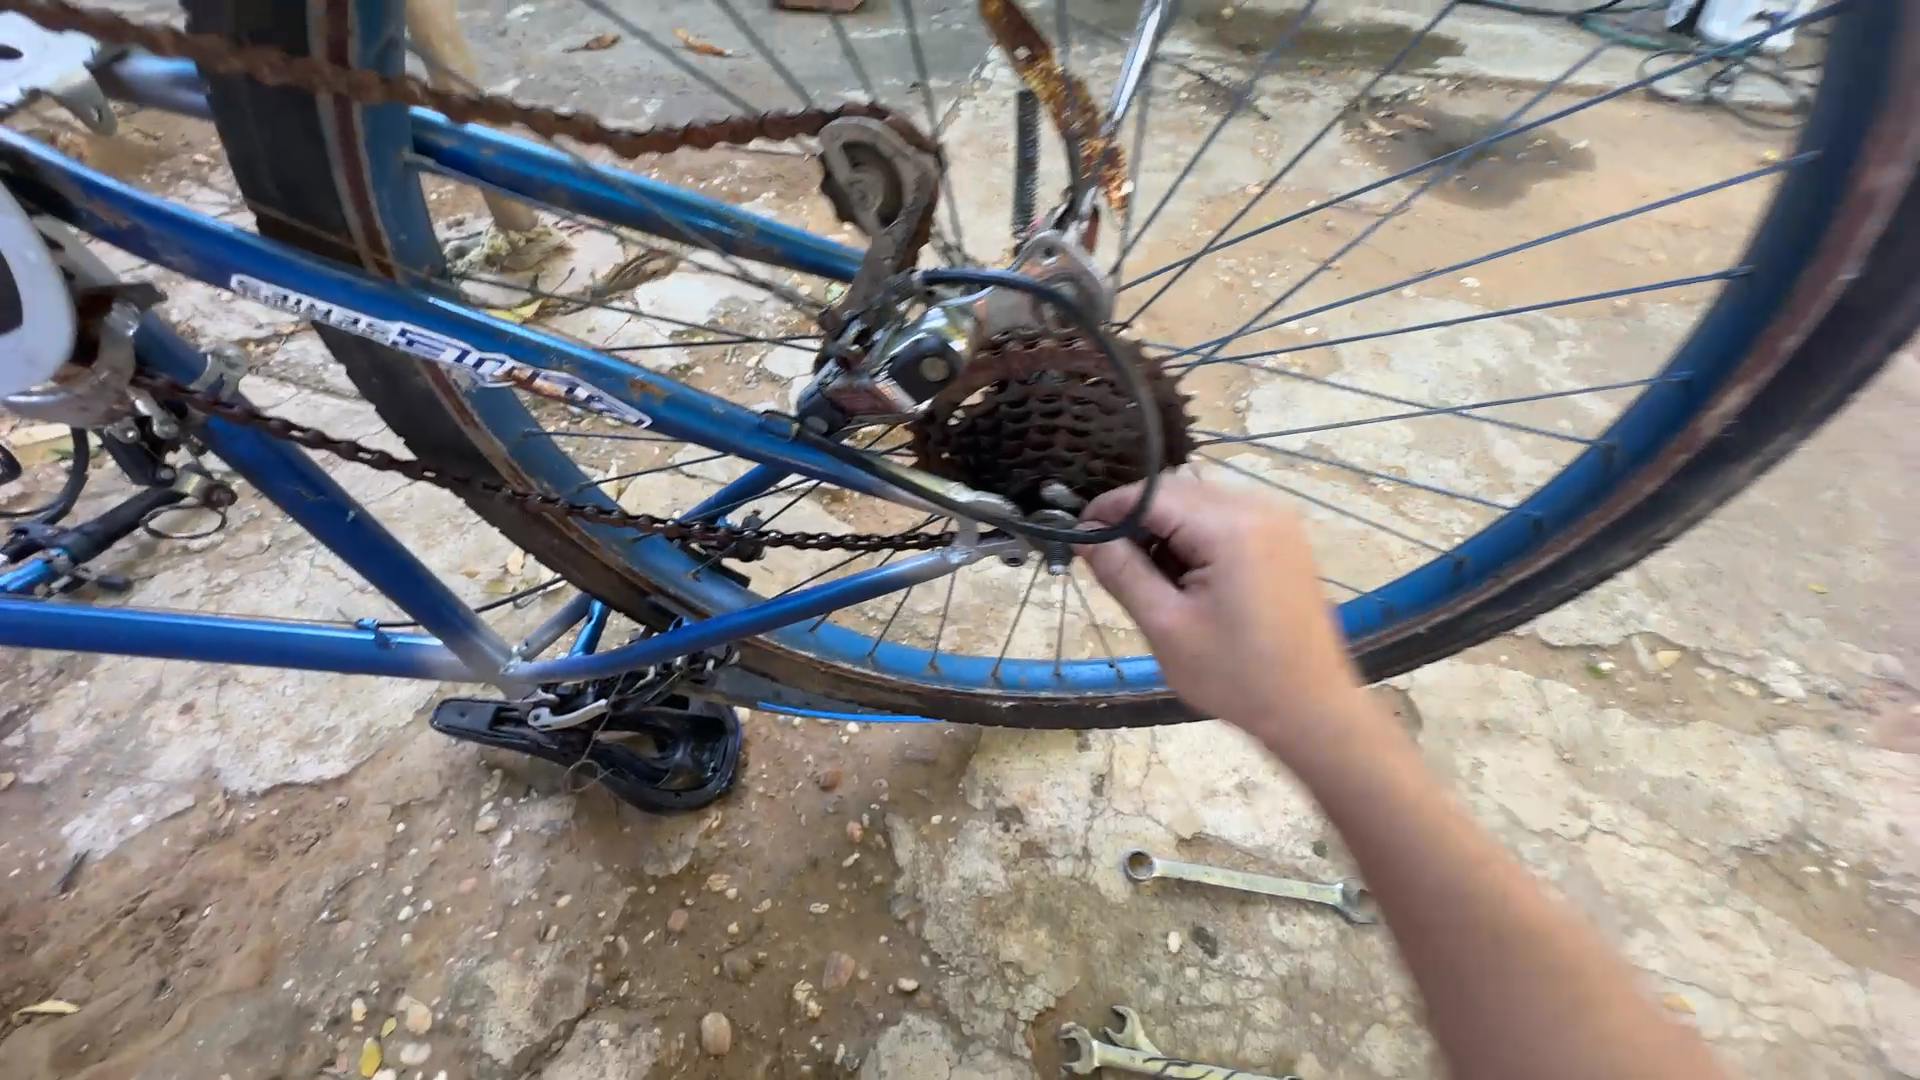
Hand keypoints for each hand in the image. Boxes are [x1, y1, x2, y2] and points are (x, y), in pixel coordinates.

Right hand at [1076, 467, 1366, 742]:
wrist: (1311, 711)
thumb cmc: (1236, 676)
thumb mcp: (1165, 625)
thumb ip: (1120, 571)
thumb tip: (1082, 534)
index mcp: (1231, 527)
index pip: (1152, 494)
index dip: (1107, 510)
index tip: (1075, 535)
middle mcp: (1259, 507)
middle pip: (1175, 493)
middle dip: (1135, 522)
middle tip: (1105, 562)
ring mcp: (1276, 521)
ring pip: (1197, 504)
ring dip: (1163, 530)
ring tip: (1147, 579)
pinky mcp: (1282, 538)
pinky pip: (1222, 519)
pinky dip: (1193, 537)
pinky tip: (1183, 578)